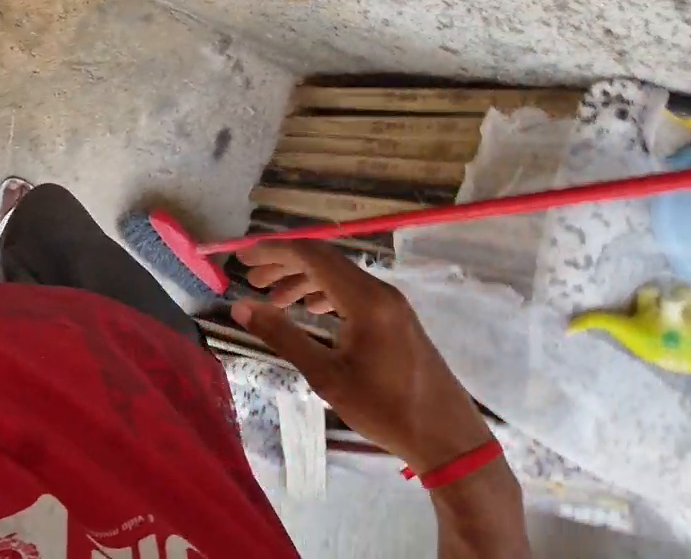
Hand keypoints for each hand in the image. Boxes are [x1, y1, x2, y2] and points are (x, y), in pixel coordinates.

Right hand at [230, 240, 493, 475]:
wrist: (450, 441)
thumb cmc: (386, 410)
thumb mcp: (326, 376)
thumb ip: (283, 336)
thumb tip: (240, 306)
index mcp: (365, 299)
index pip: (311, 255)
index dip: (273, 250)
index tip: (243, 257)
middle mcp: (379, 291)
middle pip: (324, 259)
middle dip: (284, 262)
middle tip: (251, 276)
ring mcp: (392, 303)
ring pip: (338, 275)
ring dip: (302, 279)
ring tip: (273, 298)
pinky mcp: (397, 317)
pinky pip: (352, 290)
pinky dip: (324, 291)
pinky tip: (309, 309)